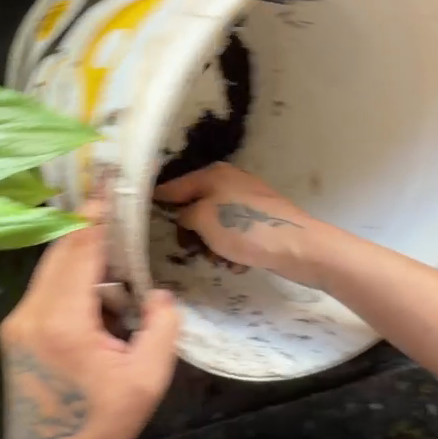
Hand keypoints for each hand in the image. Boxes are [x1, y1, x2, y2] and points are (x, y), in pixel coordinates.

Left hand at [0, 200, 180, 438]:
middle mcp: (31, 312)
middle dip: (90, 229)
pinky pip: (44, 287)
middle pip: (60, 251)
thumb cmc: (100, 426)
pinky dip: (70, 275)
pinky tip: (95, 287)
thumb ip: (160, 327)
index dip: (98, 214)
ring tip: (115, 253)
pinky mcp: (15, 332)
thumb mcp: (147, 380)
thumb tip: (156, 294)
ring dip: (81, 254)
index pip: (81, 250)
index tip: (110, 183)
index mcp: (63, 321)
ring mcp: (17, 322)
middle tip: (120, 209)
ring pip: (49, 267)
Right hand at [154, 163, 330, 286]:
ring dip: (212, 247)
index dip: (156, 203)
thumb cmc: (246, 228)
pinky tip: (239, 264)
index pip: (173, 187)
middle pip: (194, 209)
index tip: (140, 219)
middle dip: (192, 233)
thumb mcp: (203, 219)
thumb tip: (181, 216)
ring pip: (214, 227)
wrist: (298, 247)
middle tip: (193, 250)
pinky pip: (234, 237)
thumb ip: (183, 214)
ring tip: (222, 260)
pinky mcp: (260, 222)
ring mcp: (247, 202)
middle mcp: (229, 182)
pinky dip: (232, 251)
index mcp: (213, 174)